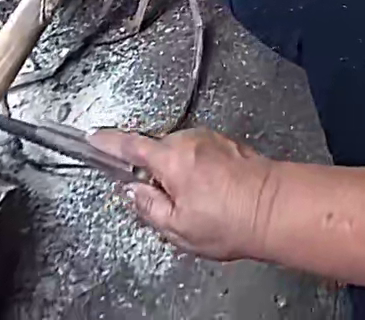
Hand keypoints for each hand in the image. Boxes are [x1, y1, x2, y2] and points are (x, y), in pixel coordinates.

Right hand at [89, 128, 280, 260]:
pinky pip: (199, 153)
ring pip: (180, 154)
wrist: (272, 206)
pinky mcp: (224, 142)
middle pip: (157, 151)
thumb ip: (148, 206)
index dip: (109, 142)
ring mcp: (208, 137)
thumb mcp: (178, 227)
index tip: (93, 137)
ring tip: (199, 207)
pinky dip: (198, 170)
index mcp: (170, 158)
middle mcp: (188, 139)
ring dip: (179, 173)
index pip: (130, 145)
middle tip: (167, 206)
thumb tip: (131, 190)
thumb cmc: (227, 220)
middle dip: (155, 173)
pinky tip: (213, 196)